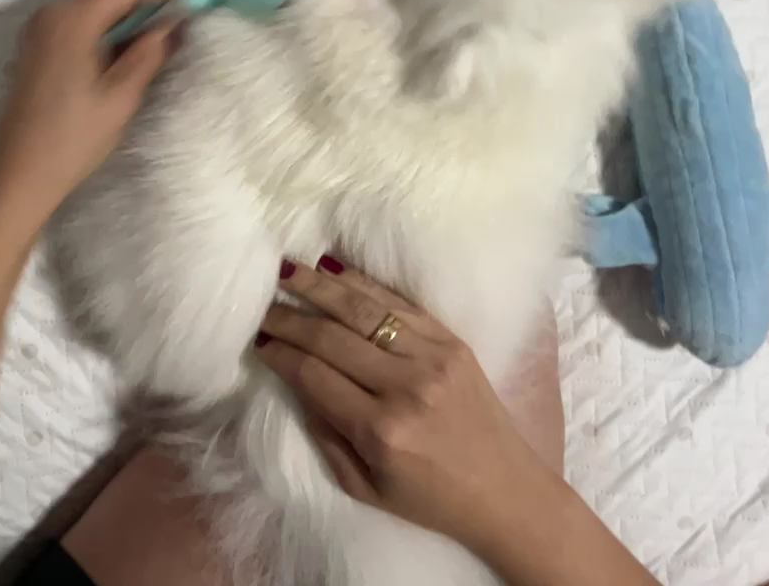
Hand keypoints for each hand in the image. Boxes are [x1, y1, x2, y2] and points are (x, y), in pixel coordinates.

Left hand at [0, 0, 199, 208]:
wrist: (19, 175)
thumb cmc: (73, 138)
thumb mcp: (121, 96)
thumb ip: (149, 52)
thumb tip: (173, 23)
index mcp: (72, 19)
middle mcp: (51, 14)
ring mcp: (40, 30)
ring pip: (96, 7)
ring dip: (131, 12)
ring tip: (169, 19)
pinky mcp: (38, 47)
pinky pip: (81, 23)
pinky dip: (110, 26)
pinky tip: (132, 40)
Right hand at [254, 259, 551, 556]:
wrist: (510, 494)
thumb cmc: (431, 499)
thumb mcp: (365, 487)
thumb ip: (324, 433)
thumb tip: (294, 377)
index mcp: (381, 430)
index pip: (313, 374)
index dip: (279, 353)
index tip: (257, 341)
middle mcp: (406, 387)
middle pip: (330, 336)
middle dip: (288, 318)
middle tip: (262, 306)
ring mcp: (432, 357)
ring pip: (361, 308)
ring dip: (317, 285)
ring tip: (286, 271)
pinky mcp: (451, 340)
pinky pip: (397, 301)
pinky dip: (361, 281)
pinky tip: (331, 268)